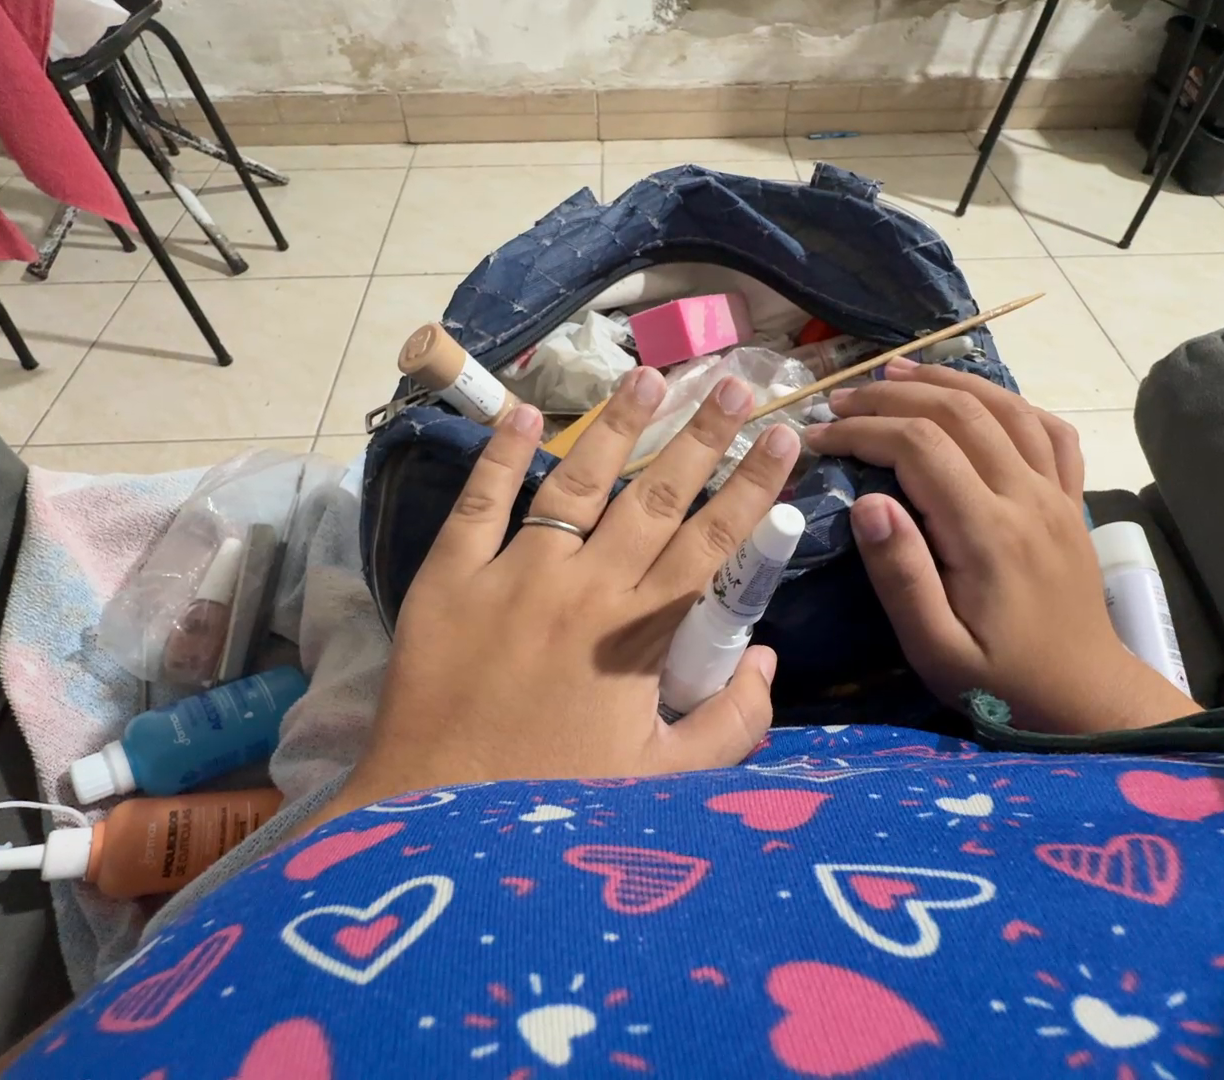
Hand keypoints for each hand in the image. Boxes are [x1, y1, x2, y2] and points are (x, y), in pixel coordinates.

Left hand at [312, 368, 800, 823]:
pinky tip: (524, 412)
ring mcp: (511, 576)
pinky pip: (480, 504)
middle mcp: (582, 588)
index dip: (752, 486)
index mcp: (637, 633)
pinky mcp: (449, 579)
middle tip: (733, 383)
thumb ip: (732, 724)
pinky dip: (501, 455)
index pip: (710, 543)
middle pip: (655, 497)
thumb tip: (768, 659)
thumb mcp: (665, 781)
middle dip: (701, 436)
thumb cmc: (559, 803)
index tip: (784, 437)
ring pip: (576, 484)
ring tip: (651, 376)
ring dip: (616, 427)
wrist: (439, 823)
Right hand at [805, 358, 1198, 733]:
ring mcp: (1055, 493)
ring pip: (1003, 407)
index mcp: (987, 533)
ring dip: (945, 382)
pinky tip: (977, 398)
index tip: (817, 438)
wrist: (1084, 698)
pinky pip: (1047, 430)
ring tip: (894, 372)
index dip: (862, 431)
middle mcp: (1026, 497)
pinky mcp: (1069, 500)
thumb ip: (900, 576)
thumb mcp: (934, 647)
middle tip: (838, 400)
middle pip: (957, 413)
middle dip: (890, 396)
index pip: (918, 448)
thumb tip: (866, 502)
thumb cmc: (999, 681)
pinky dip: (1007, 401)